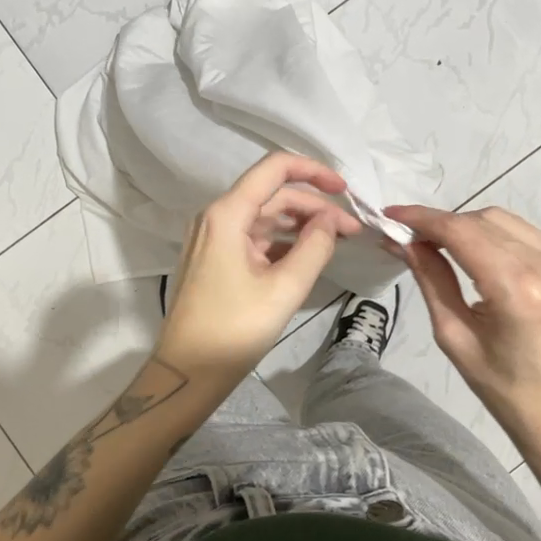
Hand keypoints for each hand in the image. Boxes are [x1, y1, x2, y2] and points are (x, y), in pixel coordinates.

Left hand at [159, 153, 363, 382]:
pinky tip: (309, 255)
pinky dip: (282, 241)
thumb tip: (331, 219)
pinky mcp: (216, 258)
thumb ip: (315, 247)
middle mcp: (216, 217)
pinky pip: (254, 237)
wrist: (187, 371)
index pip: (273, 169)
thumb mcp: (284, 288)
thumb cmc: (234, 329)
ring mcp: (213, 238)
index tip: (345, 190)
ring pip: (265, 216)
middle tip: (353, 231)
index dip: (313, 171)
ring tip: (338, 241)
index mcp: (226, 214)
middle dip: (314, 207)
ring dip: (301, 224)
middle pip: (272, 195)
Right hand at [385, 205, 540, 447]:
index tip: (390, 215)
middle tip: (410, 237)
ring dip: (467, 225)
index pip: (461, 232)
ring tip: (439, 244)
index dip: (422, 218)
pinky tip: (475, 252)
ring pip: (503, 220)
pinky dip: (493, 234)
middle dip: (442, 222)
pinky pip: (524, 233)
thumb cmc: (502, 387)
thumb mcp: (454, 336)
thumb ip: (431, 279)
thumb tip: (403, 241)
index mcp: (516, 289)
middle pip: (481, 220)